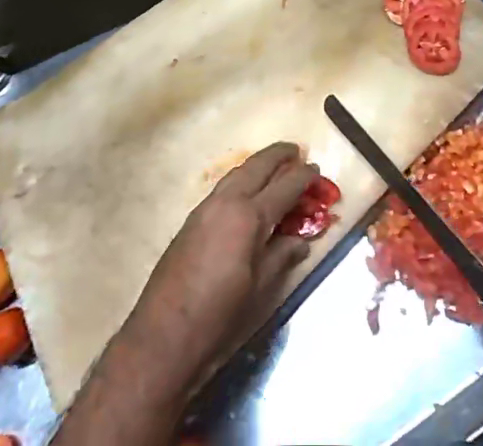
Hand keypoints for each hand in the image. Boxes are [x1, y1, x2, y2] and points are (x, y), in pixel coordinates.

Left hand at [118, 143, 315, 389]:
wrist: (165, 331)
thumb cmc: (219, 313)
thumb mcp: (259, 287)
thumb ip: (281, 256)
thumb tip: (301, 240)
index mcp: (249, 217)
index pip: (284, 186)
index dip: (304, 176)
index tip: (318, 169)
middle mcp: (227, 202)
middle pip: (257, 166)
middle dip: (278, 155)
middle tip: (297, 150)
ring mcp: (206, 207)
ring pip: (237, 172)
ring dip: (258, 164)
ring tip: (276, 163)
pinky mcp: (193, 219)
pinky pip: (224, 186)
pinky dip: (242, 179)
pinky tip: (249, 189)